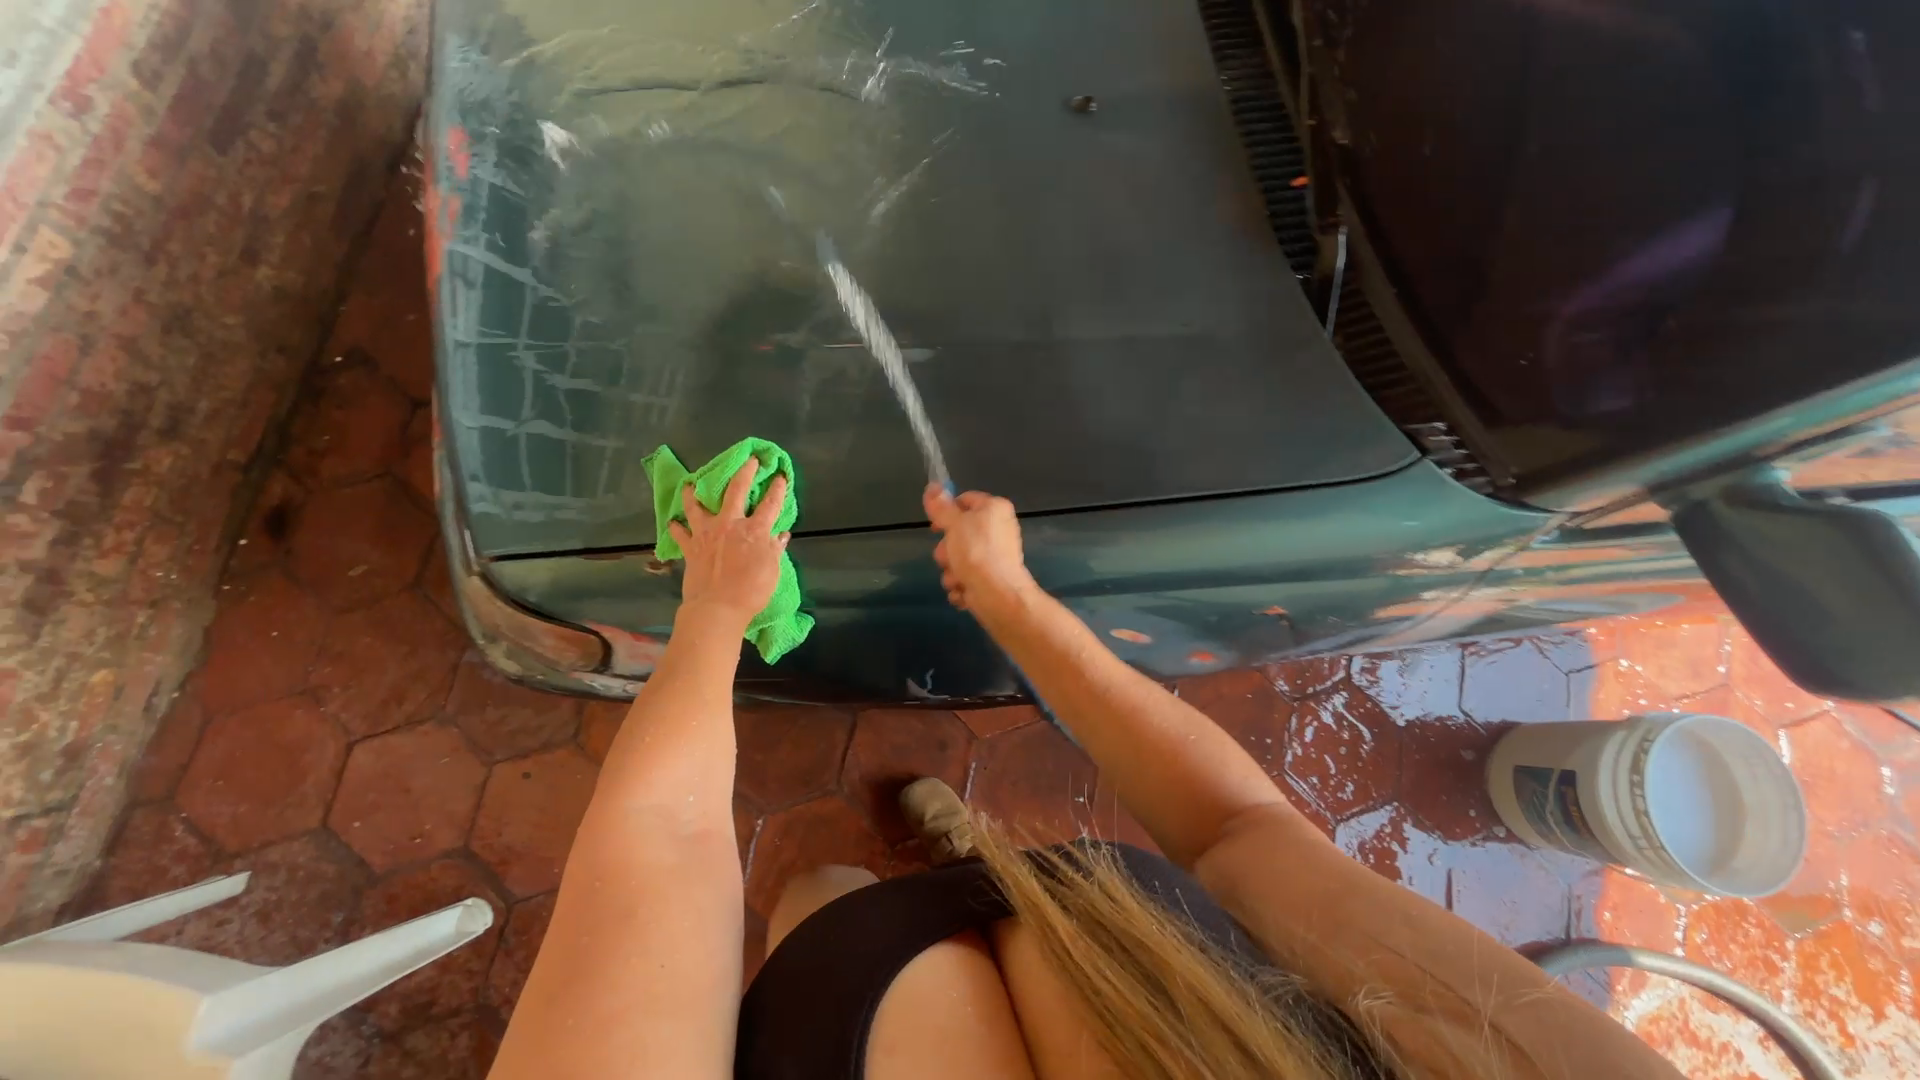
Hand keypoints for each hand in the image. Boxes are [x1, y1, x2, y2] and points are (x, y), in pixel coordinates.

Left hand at [671, 460, 789, 629]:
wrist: (717, 608)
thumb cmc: (751, 591)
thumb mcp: (772, 570)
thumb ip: (774, 549)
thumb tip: (780, 536)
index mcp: (754, 530)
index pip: (771, 503)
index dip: (777, 488)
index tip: (779, 476)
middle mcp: (729, 524)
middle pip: (736, 491)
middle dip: (743, 472)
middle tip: (747, 460)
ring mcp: (706, 534)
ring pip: (697, 506)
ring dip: (694, 494)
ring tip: (691, 485)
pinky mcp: (690, 548)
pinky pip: (681, 534)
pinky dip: (677, 528)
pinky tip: (674, 523)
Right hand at [924, 485, 1036, 617]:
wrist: (998, 595)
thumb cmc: (977, 552)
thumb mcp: (954, 524)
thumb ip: (941, 506)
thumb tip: (933, 487)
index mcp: (994, 509)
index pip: (964, 500)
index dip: (946, 512)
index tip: (935, 526)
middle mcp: (997, 530)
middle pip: (958, 533)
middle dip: (947, 550)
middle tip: (949, 556)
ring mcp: (994, 557)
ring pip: (958, 560)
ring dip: (952, 571)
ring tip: (959, 578)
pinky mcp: (989, 580)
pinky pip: (965, 579)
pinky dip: (961, 587)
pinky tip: (965, 591)